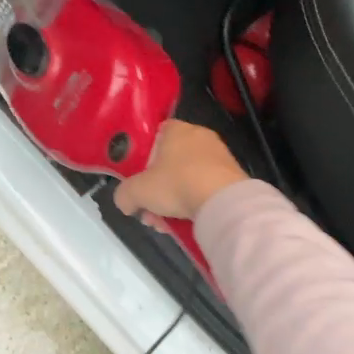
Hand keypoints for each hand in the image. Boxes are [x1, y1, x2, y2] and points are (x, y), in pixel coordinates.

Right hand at [114, 120, 249, 222]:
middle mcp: (199, 136)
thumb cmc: (175, 184)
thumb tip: (125, 202)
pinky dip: (191, 203)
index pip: (155, 135)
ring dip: (171, 201)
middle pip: (169, 162)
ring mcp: (218, 155)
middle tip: (148, 210)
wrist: (221, 201)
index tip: (138, 178)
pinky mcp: (230, 175)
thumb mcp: (136, 191)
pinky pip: (202, 188)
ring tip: (164, 223)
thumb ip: (123, 195)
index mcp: (176, 130)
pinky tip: (183, 222)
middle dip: (155, 189)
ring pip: (185, 178)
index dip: (143, 156)